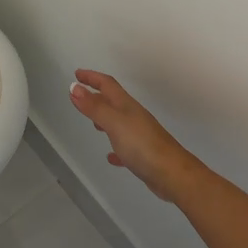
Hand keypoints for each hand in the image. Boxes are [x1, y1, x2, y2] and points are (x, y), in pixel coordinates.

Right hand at [68, 69, 207, 201]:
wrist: (173, 174)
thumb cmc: (142, 145)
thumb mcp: (114, 123)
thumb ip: (94, 107)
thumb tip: (74, 87)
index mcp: (127, 106)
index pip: (107, 85)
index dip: (92, 77)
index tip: (77, 73)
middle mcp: (134, 117)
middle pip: (114, 101)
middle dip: (97, 95)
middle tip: (81, 95)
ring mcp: (140, 136)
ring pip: (119, 122)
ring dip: (105, 119)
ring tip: (93, 123)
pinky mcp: (143, 154)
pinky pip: (125, 147)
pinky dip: (116, 147)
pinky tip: (111, 156)